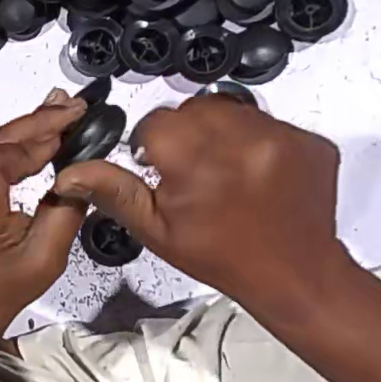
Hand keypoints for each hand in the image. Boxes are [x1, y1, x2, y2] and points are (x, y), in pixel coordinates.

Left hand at [0, 90, 89, 336]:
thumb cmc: (7, 287)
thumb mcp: (46, 258)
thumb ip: (65, 210)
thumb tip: (79, 171)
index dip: (34, 137)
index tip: (72, 124)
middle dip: (35, 122)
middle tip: (74, 106)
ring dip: (27, 129)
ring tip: (64, 112)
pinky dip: (15, 145)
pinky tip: (41, 135)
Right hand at [53, 95, 354, 313]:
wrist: (291, 273)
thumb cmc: (222, 256)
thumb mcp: (157, 230)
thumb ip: (114, 192)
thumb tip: (72, 174)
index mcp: (195, 160)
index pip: (157, 121)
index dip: (152, 145)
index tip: (161, 166)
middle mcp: (241, 140)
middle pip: (194, 108)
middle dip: (187, 135)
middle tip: (195, 174)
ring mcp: (280, 137)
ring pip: (231, 109)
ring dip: (221, 133)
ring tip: (226, 174)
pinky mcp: (308, 140)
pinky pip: (268, 121)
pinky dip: (256, 141)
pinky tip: (255, 175)